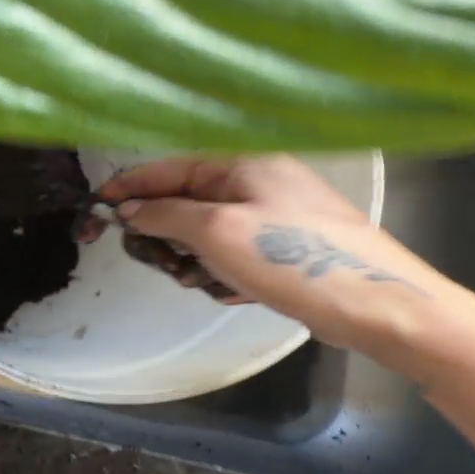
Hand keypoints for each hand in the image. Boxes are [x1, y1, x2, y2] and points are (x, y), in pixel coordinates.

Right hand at [91, 155, 444, 350]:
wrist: (381, 308)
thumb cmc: (293, 258)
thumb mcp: (214, 230)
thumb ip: (160, 214)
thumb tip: (125, 210)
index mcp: (242, 165)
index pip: (162, 169)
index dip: (124, 189)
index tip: (93, 212)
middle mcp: (255, 183)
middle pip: (176, 203)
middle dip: (161, 234)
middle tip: (162, 261)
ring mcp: (269, 217)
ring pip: (196, 233)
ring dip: (188, 260)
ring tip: (203, 280)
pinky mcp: (280, 249)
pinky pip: (223, 253)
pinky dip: (216, 272)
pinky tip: (231, 290)